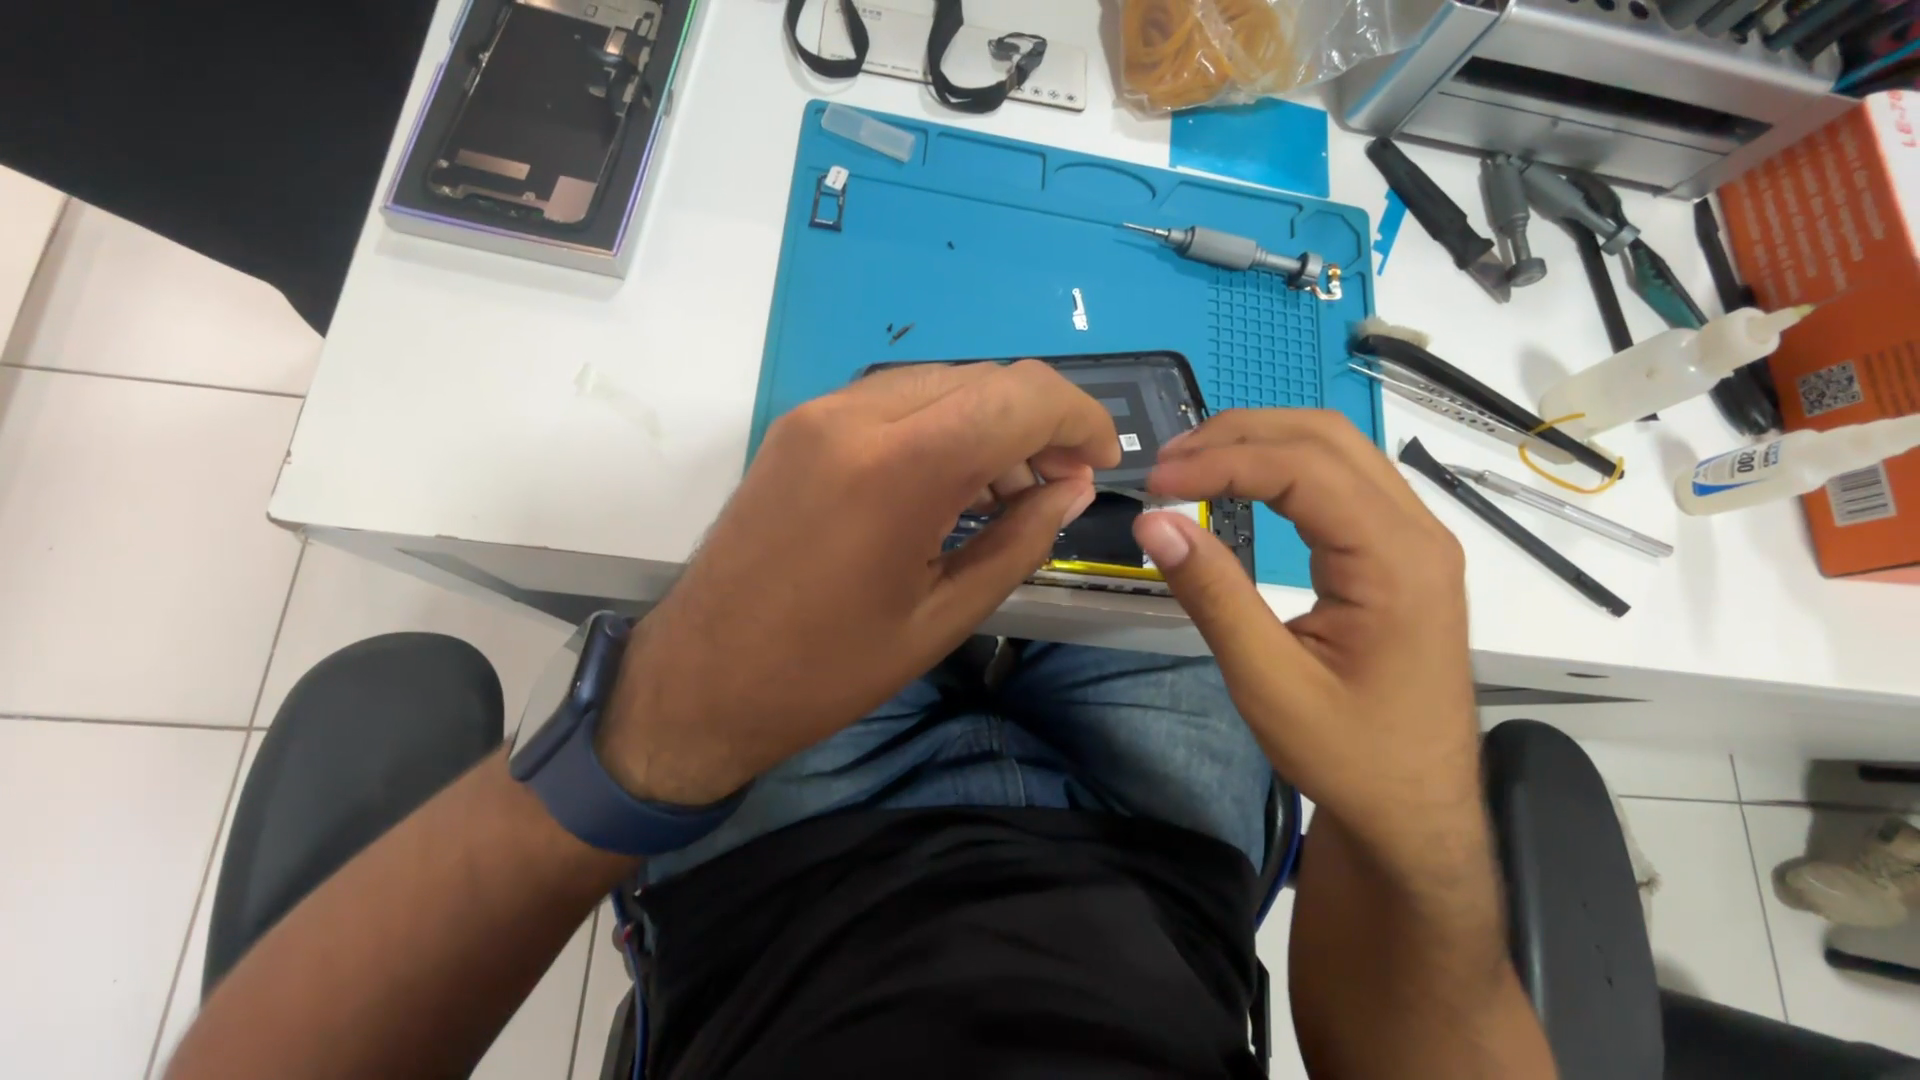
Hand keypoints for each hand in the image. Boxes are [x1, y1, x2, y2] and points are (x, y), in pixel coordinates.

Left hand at [600, 361, 1118, 804]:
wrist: (698, 680)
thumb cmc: (826, 671)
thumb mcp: (943, 619)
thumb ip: (1019, 542)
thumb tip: (1073, 490)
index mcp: (898, 468)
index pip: (1020, 396)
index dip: (1079, 419)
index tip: (1100, 465)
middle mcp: (855, 416)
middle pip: (983, 379)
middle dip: (1038, 423)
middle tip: (1056, 488)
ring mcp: (818, 414)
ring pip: (940, 383)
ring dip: (990, 423)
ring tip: (1006, 494)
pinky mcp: (798, 426)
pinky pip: (893, 401)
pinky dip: (940, 426)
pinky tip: (950, 482)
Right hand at [1131, 410, 1483, 876]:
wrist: (1416, 807)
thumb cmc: (1348, 754)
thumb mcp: (1269, 683)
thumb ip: (1214, 595)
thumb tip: (1153, 522)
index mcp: (1395, 560)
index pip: (1302, 469)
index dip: (1221, 462)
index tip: (1156, 483)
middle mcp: (1417, 531)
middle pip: (1324, 437)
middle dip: (1238, 435)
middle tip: (1168, 464)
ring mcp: (1416, 538)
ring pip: (1336, 449)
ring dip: (1260, 443)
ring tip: (1192, 466)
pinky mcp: (1402, 552)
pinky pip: (1343, 480)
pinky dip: (1283, 468)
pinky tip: (1241, 484)